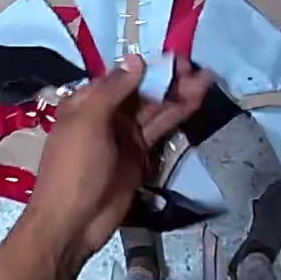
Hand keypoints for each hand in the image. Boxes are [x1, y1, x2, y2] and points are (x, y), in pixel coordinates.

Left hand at [22, 55, 210, 263]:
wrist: (74, 221)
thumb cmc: (74, 167)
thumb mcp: (88, 122)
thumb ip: (114, 90)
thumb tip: (136, 59)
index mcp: (87, 102)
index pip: (122, 76)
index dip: (148, 65)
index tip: (174, 57)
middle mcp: (108, 114)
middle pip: (142, 90)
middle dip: (168, 78)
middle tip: (195, 68)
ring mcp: (126, 134)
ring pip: (156, 107)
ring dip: (179, 93)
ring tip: (206, 78)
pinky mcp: (141, 153)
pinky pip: (162, 127)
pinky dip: (179, 113)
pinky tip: (196, 100)